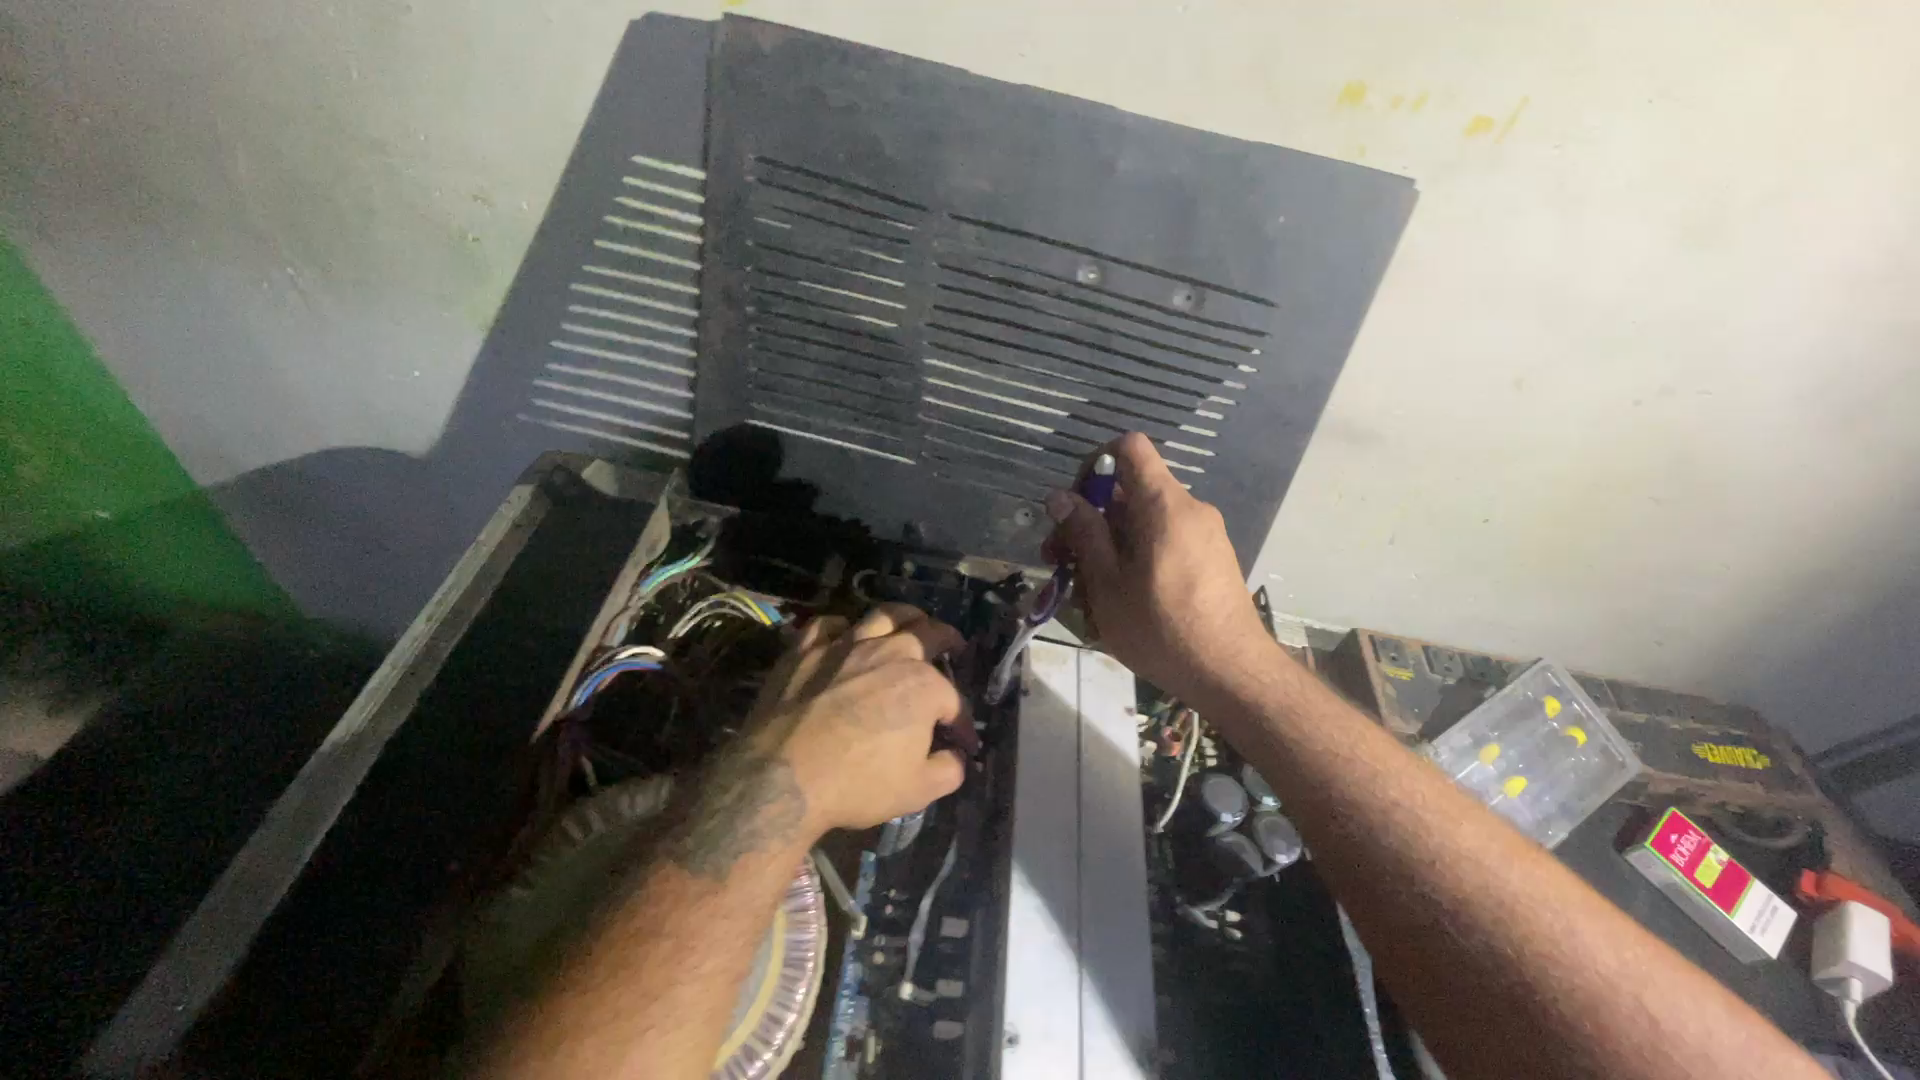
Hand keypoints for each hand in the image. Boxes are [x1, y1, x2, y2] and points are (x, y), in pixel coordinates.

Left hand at [747, 603, 969, 835]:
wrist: (781, 778)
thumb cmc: (856, 785)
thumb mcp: (918, 791)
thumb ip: (948, 770)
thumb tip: (955, 757)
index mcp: (923, 686)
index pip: (953, 700)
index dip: (960, 722)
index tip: (962, 743)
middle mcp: (889, 653)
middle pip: (927, 633)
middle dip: (947, 639)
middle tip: (953, 645)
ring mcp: (844, 645)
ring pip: (883, 615)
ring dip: (905, 617)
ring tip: (912, 621)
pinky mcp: (806, 649)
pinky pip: (829, 624)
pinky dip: (843, 627)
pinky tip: (845, 635)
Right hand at [1044, 432, 1277, 707]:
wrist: (1231, 673)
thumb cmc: (1161, 628)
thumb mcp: (1108, 583)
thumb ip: (1083, 533)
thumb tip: (1059, 497)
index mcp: (1163, 505)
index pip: (1129, 448)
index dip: (1093, 464)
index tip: (1073, 506)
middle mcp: (1189, 509)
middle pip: (1131, 491)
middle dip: (1090, 520)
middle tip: (1060, 561)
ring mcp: (1205, 534)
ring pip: (1145, 522)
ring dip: (1110, 546)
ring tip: (1086, 592)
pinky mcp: (1212, 560)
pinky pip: (1165, 542)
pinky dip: (1137, 558)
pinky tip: (1122, 601)